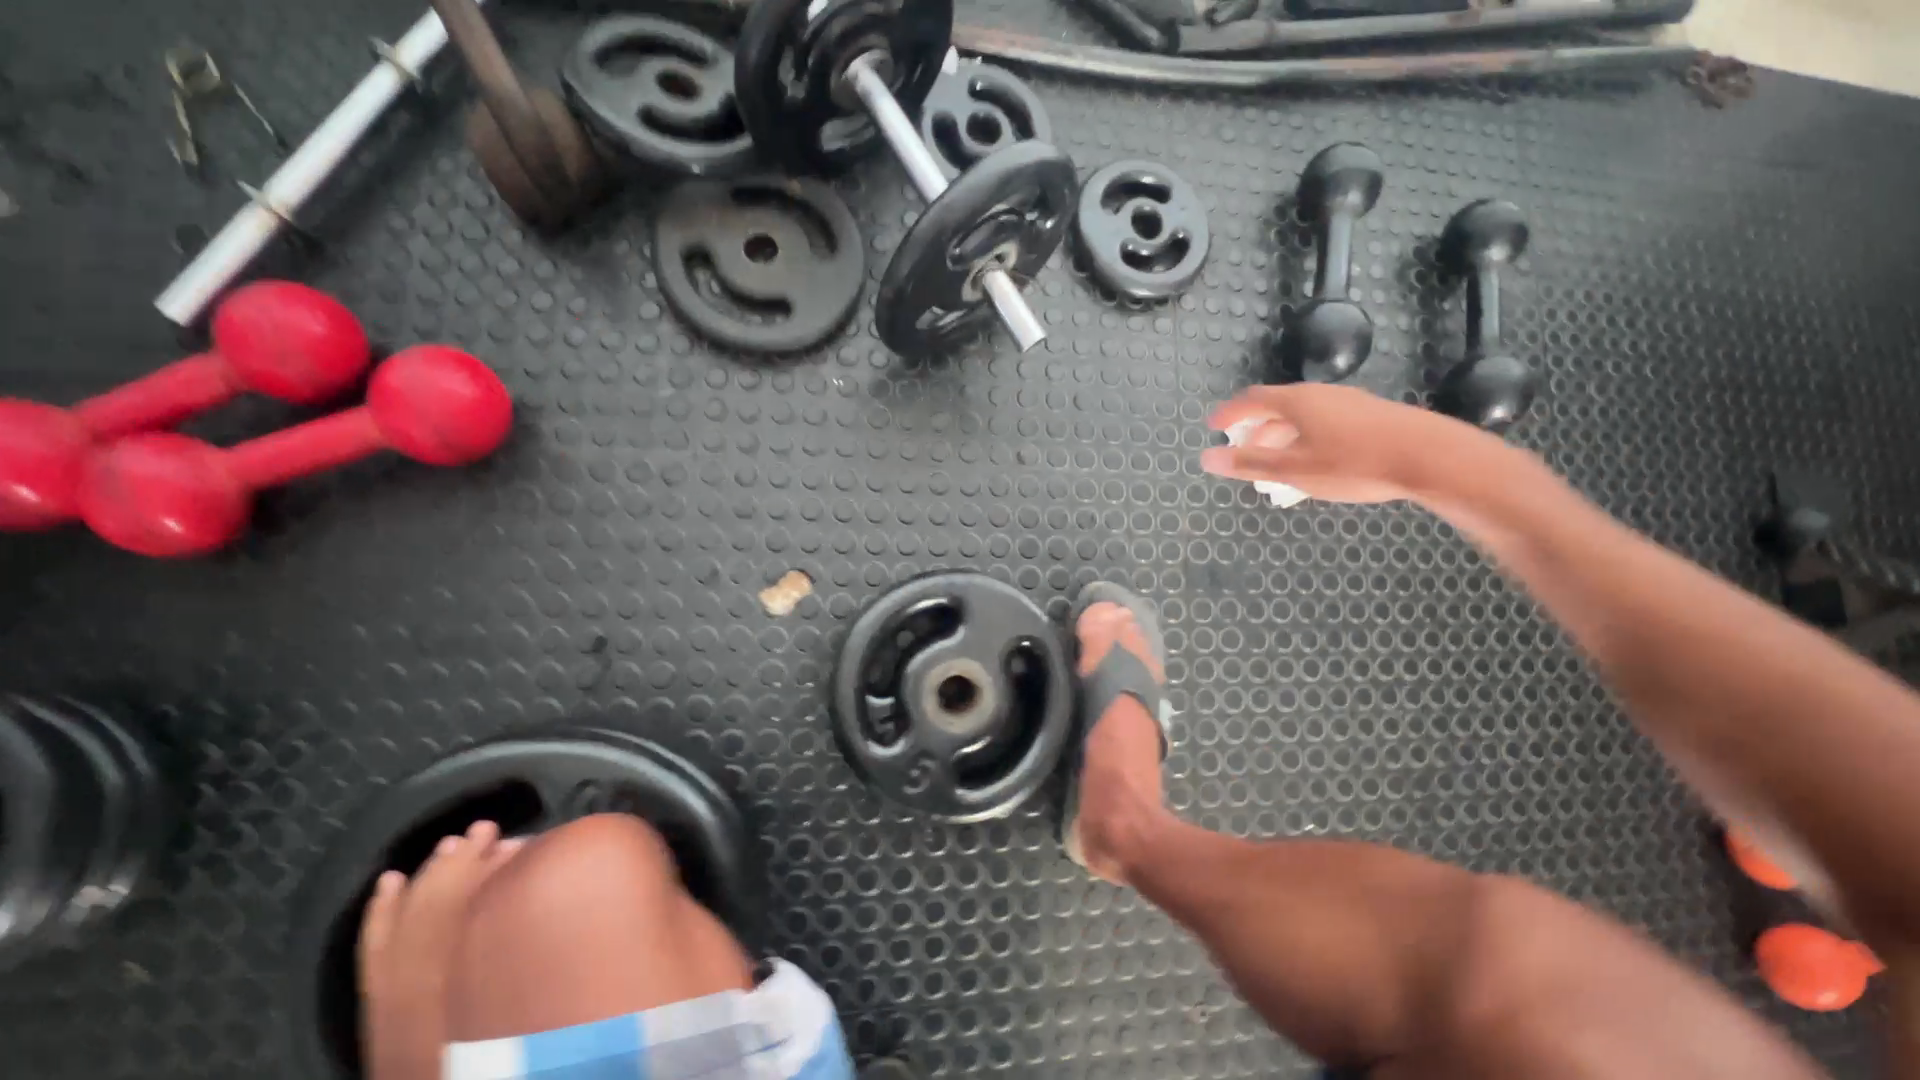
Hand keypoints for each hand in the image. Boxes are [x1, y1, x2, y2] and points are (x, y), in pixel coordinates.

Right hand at [1200, 384, 1493, 504]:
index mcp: (1297, 402)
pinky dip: (1306, 439)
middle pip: (1278, 407)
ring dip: (1282, 437)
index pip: (1252, 400)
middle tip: (1242, 452)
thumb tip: (1206, 458)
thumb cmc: (1354, 463)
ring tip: (1275, 464)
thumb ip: (1250, 465)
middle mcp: (1320, 395)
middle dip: (1256, 430)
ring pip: (1303, 417)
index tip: (1214, 428)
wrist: (1429, 456)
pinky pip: (1324, 423)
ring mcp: (1348, 404)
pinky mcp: (1370, 417)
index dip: (1230, 414)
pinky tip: (1314, 462)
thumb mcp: (1295, 469)